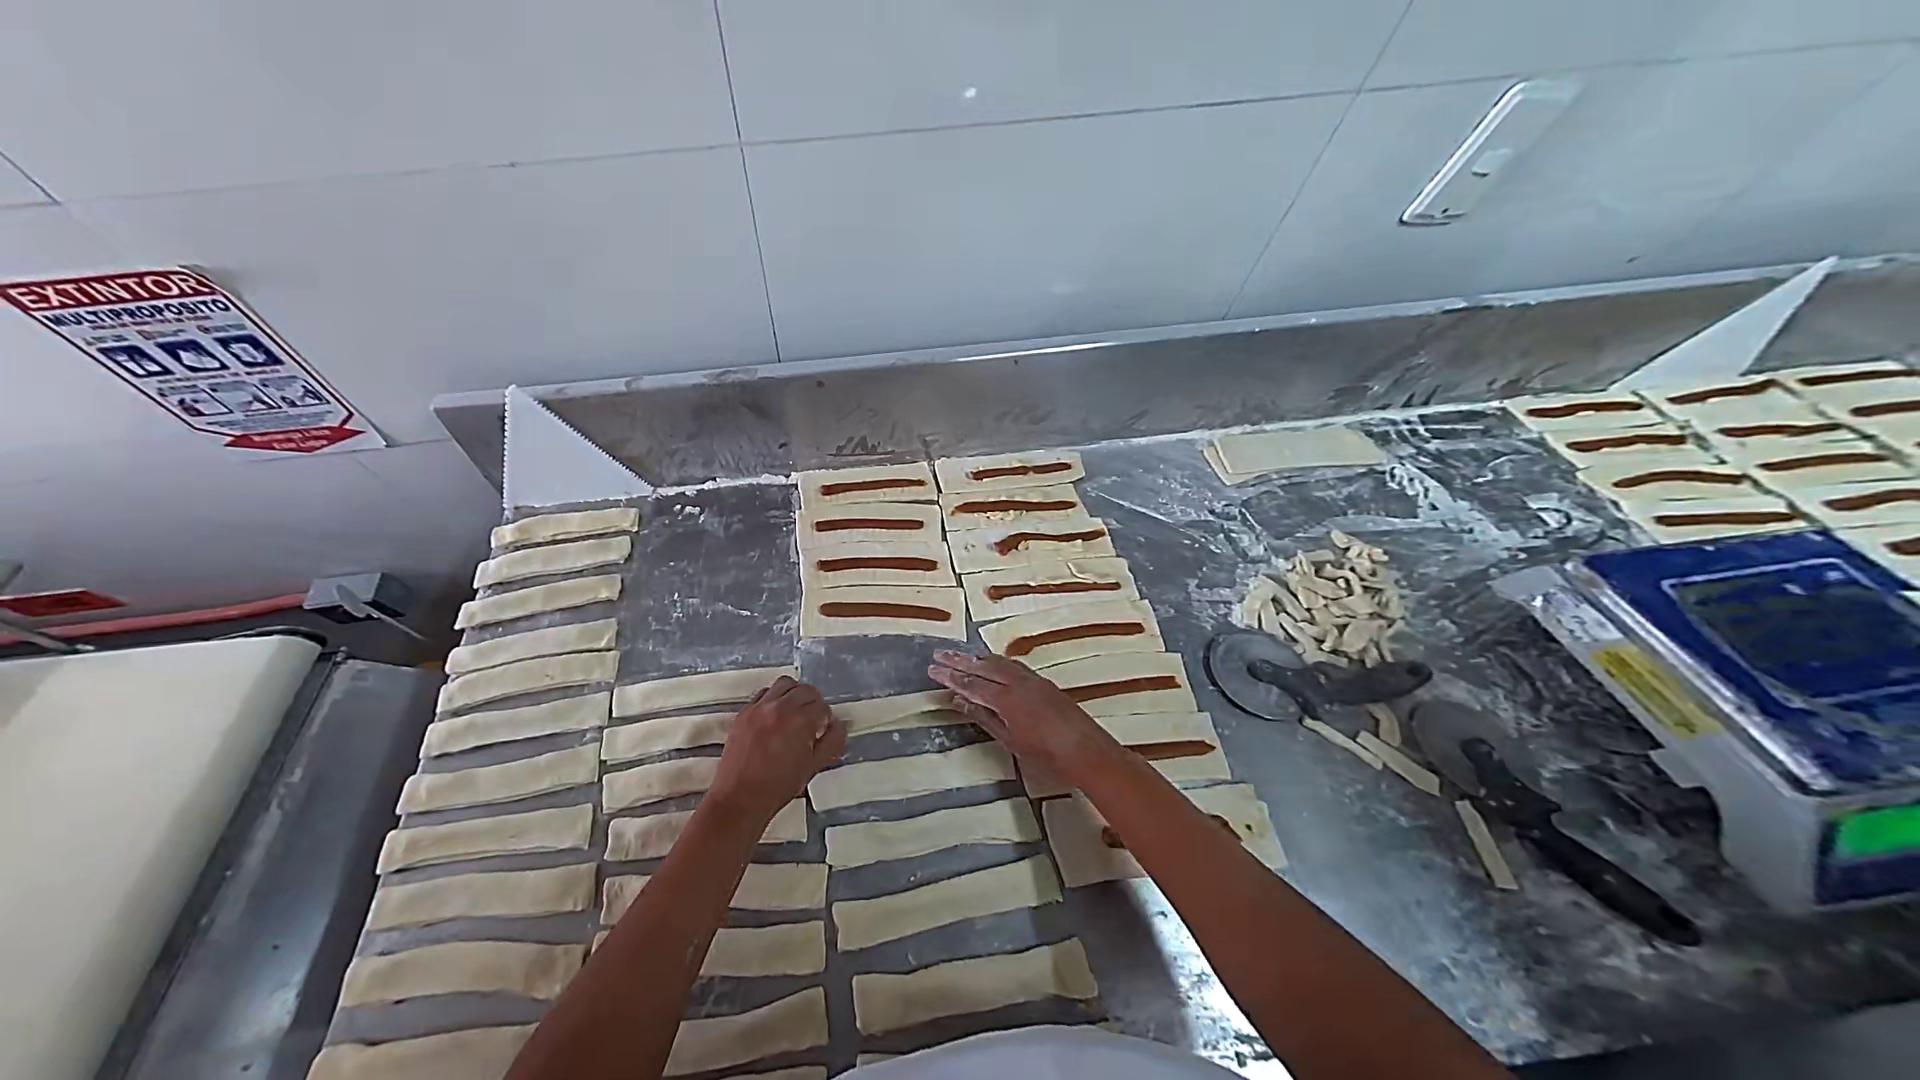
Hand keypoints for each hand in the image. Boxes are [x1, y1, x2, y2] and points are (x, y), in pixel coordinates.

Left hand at [708, 677, 845, 825]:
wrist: (740, 798)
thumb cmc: (777, 786)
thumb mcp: (814, 766)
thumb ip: (832, 742)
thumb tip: (839, 726)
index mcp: (800, 720)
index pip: (823, 707)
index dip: (826, 719)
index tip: (823, 729)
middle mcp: (780, 708)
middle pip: (806, 690)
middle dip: (814, 703)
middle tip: (813, 719)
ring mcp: (759, 708)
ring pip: (784, 684)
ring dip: (794, 694)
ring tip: (795, 711)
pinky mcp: (744, 713)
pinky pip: (763, 693)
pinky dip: (774, 698)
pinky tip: (775, 714)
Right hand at [927, 651, 1121, 786]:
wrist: (1086, 750)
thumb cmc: (1046, 754)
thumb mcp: (1009, 740)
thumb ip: (984, 717)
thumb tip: (959, 701)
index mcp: (1005, 698)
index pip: (970, 683)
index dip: (950, 675)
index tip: (932, 668)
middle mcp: (1018, 683)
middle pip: (983, 667)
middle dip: (959, 660)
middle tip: (939, 653)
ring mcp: (1033, 681)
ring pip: (999, 663)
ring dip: (978, 658)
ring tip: (962, 655)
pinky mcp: (1044, 683)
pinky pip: (1014, 665)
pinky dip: (997, 661)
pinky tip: (994, 664)